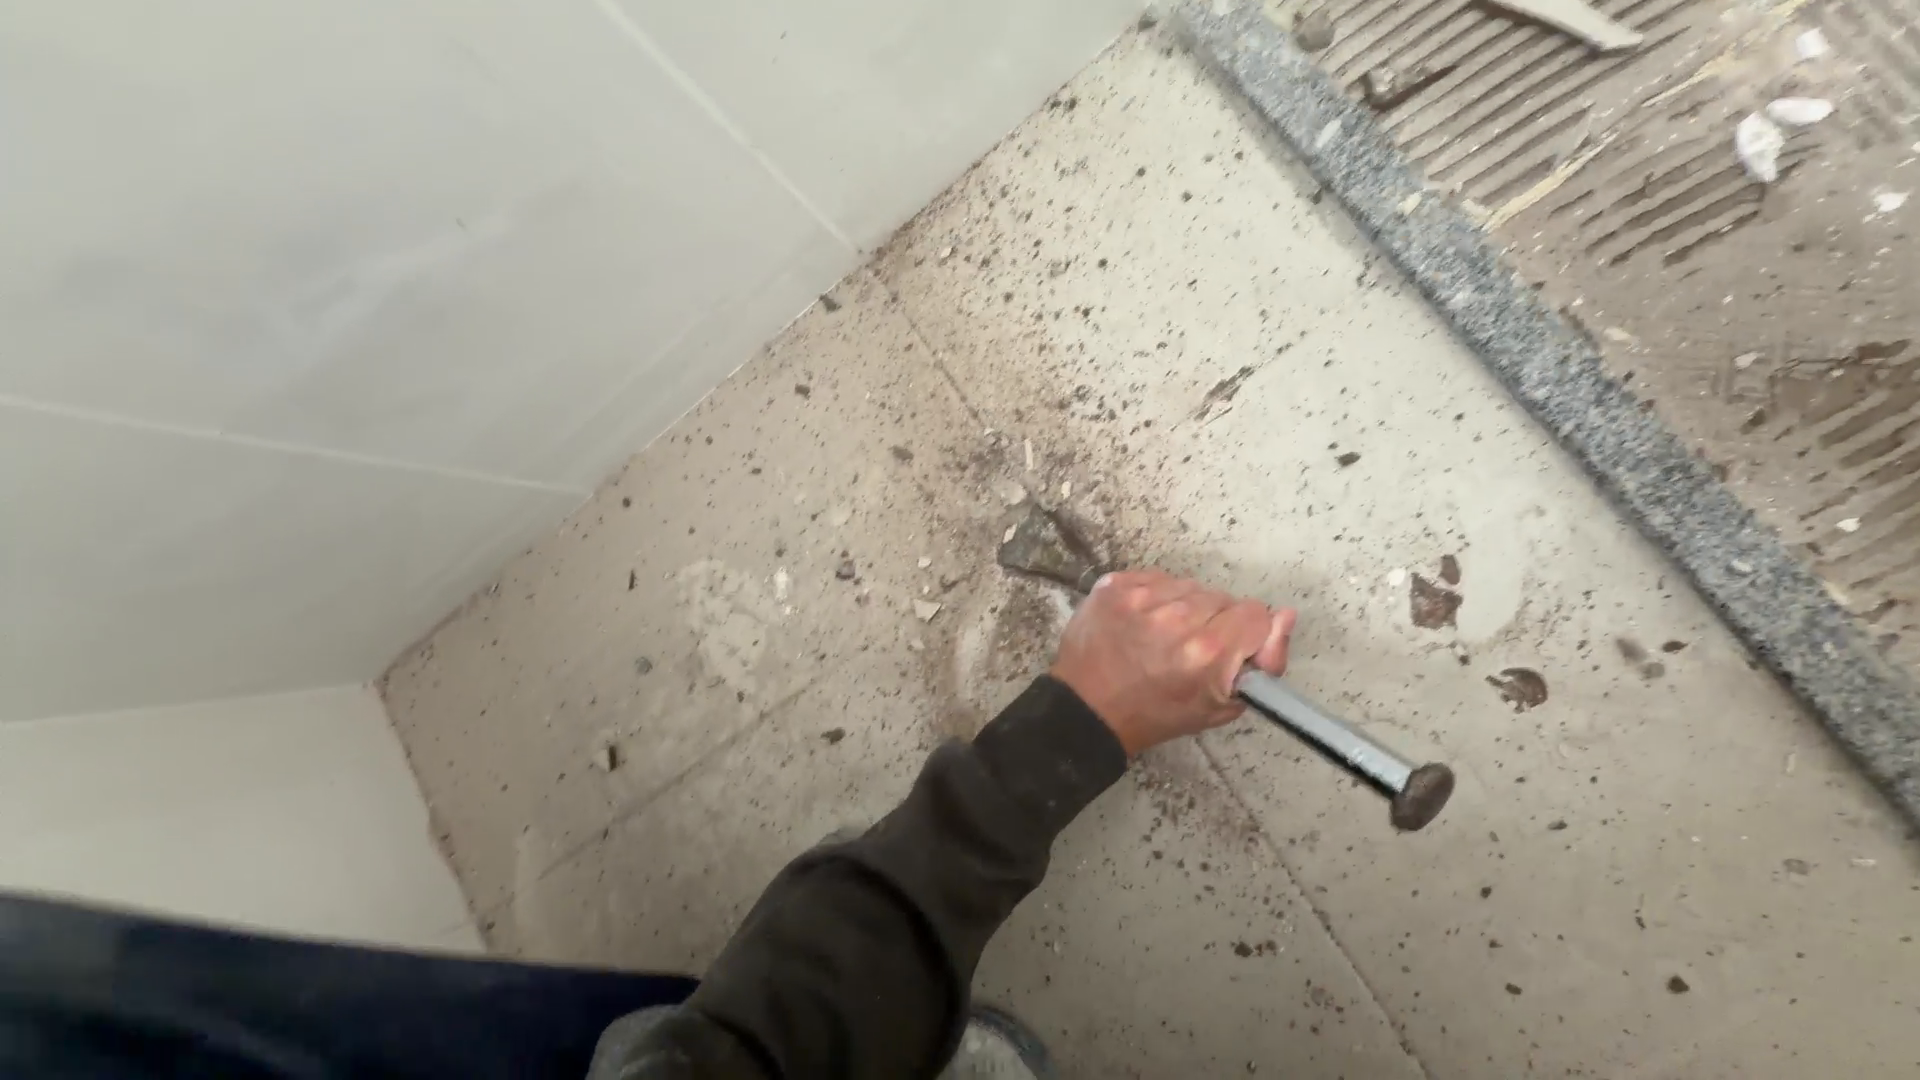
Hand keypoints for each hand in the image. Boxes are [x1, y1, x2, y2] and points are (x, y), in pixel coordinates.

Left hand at [1049, 569, 1296, 757]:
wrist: (1087, 707)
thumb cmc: (1154, 713)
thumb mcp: (1218, 705)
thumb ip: (1262, 664)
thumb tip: (1285, 616)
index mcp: (1207, 651)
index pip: (1257, 614)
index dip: (1251, 634)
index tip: (1234, 650)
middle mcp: (1176, 617)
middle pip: (1222, 598)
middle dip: (1217, 621)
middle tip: (1193, 647)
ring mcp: (1141, 597)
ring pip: (1189, 586)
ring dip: (1186, 607)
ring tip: (1165, 636)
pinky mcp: (1115, 584)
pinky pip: (1156, 579)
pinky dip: (1156, 597)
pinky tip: (1145, 622)